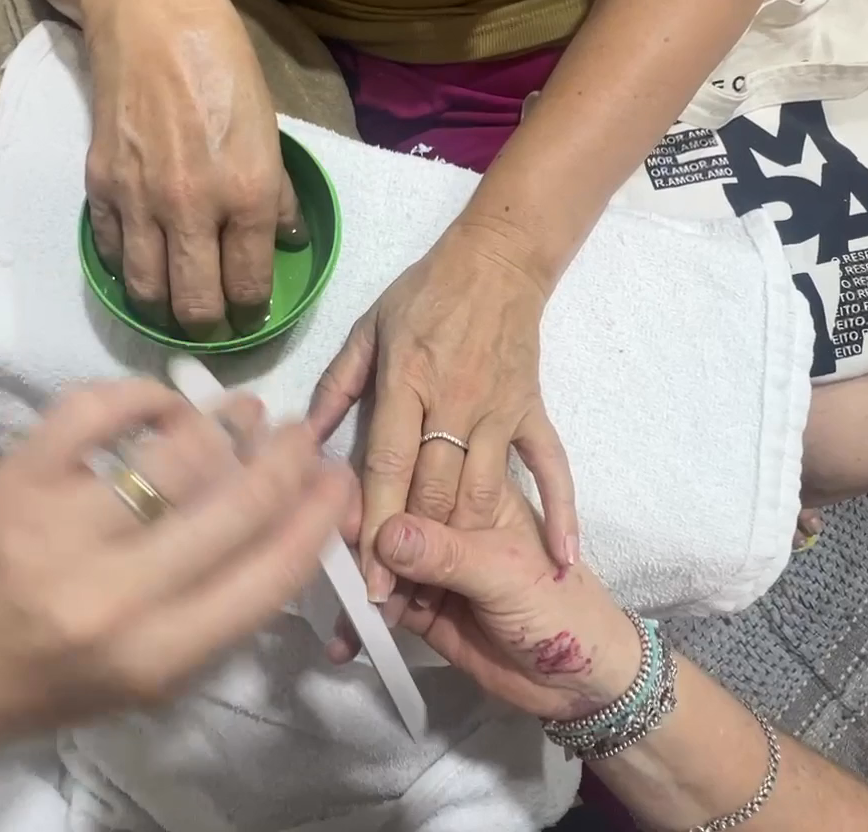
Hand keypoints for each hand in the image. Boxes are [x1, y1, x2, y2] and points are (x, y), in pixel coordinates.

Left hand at [0, 379, 350, 768]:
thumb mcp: (149, 676)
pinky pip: (99, 406)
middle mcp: (114, 597)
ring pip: (180, 447)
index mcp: (158, 657)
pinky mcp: (13, 480)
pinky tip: (166, 404)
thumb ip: (222, 603)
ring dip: (228, 422)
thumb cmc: (46, 683)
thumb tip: (288, 512)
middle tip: (303, 431)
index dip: (321, 513)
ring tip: (245, 413)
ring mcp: (57, 530)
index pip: (274, 571)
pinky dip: (146, 393)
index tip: (337, 478)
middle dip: (290, 454)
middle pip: (239, 501)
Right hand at [84, 0, 305, 337]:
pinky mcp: (99, 186)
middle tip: (215, 324)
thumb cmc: (226, 70)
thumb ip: (279, 196)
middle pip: (196, 305)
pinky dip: (128, 270)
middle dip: (210, 327)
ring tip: (178, 306)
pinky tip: (142, 266)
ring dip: (165, 310)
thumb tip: (289, 241)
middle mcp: (192, 209)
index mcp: (246, 195)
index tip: (251, 318)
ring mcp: (139, 201)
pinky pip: (111, 254)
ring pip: (148, 292)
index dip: (252, 313)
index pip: (248, 285)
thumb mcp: (271, 133)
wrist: (152, 20)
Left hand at [309, 221, 578, 610]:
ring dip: (464, 544)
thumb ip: (337, 384)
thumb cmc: (424, 293)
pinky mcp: (532, 409)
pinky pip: (550, 463)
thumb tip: (306, 437)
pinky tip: (562, 558)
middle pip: (434, 490)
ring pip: (483, 490)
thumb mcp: (368, 328)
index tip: (369, 582)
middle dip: (413, 552)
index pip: (390, 465)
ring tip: (444, 593)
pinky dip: (561, 509)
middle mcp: (453, 401)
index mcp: (407, 380)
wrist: (496, 261)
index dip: (377, 526)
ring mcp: (499, 409)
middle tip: (395, 606)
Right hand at [334, 482, 640, 721]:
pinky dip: (360, 623)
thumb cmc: (560, 608)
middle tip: (333, 570)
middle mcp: (444, 519)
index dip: (377, 495)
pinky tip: (344, 642)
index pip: (415, 478)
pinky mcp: (419, 604)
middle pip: (386, 517)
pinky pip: (380, 606)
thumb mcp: (505, 573)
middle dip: (356, 543)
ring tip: (340, 614)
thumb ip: (448, 553)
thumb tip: (386, 533)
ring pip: (377, 561)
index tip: (343, 519)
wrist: (579, 682)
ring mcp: (429, 563)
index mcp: (472, 491)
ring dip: (354, 585)